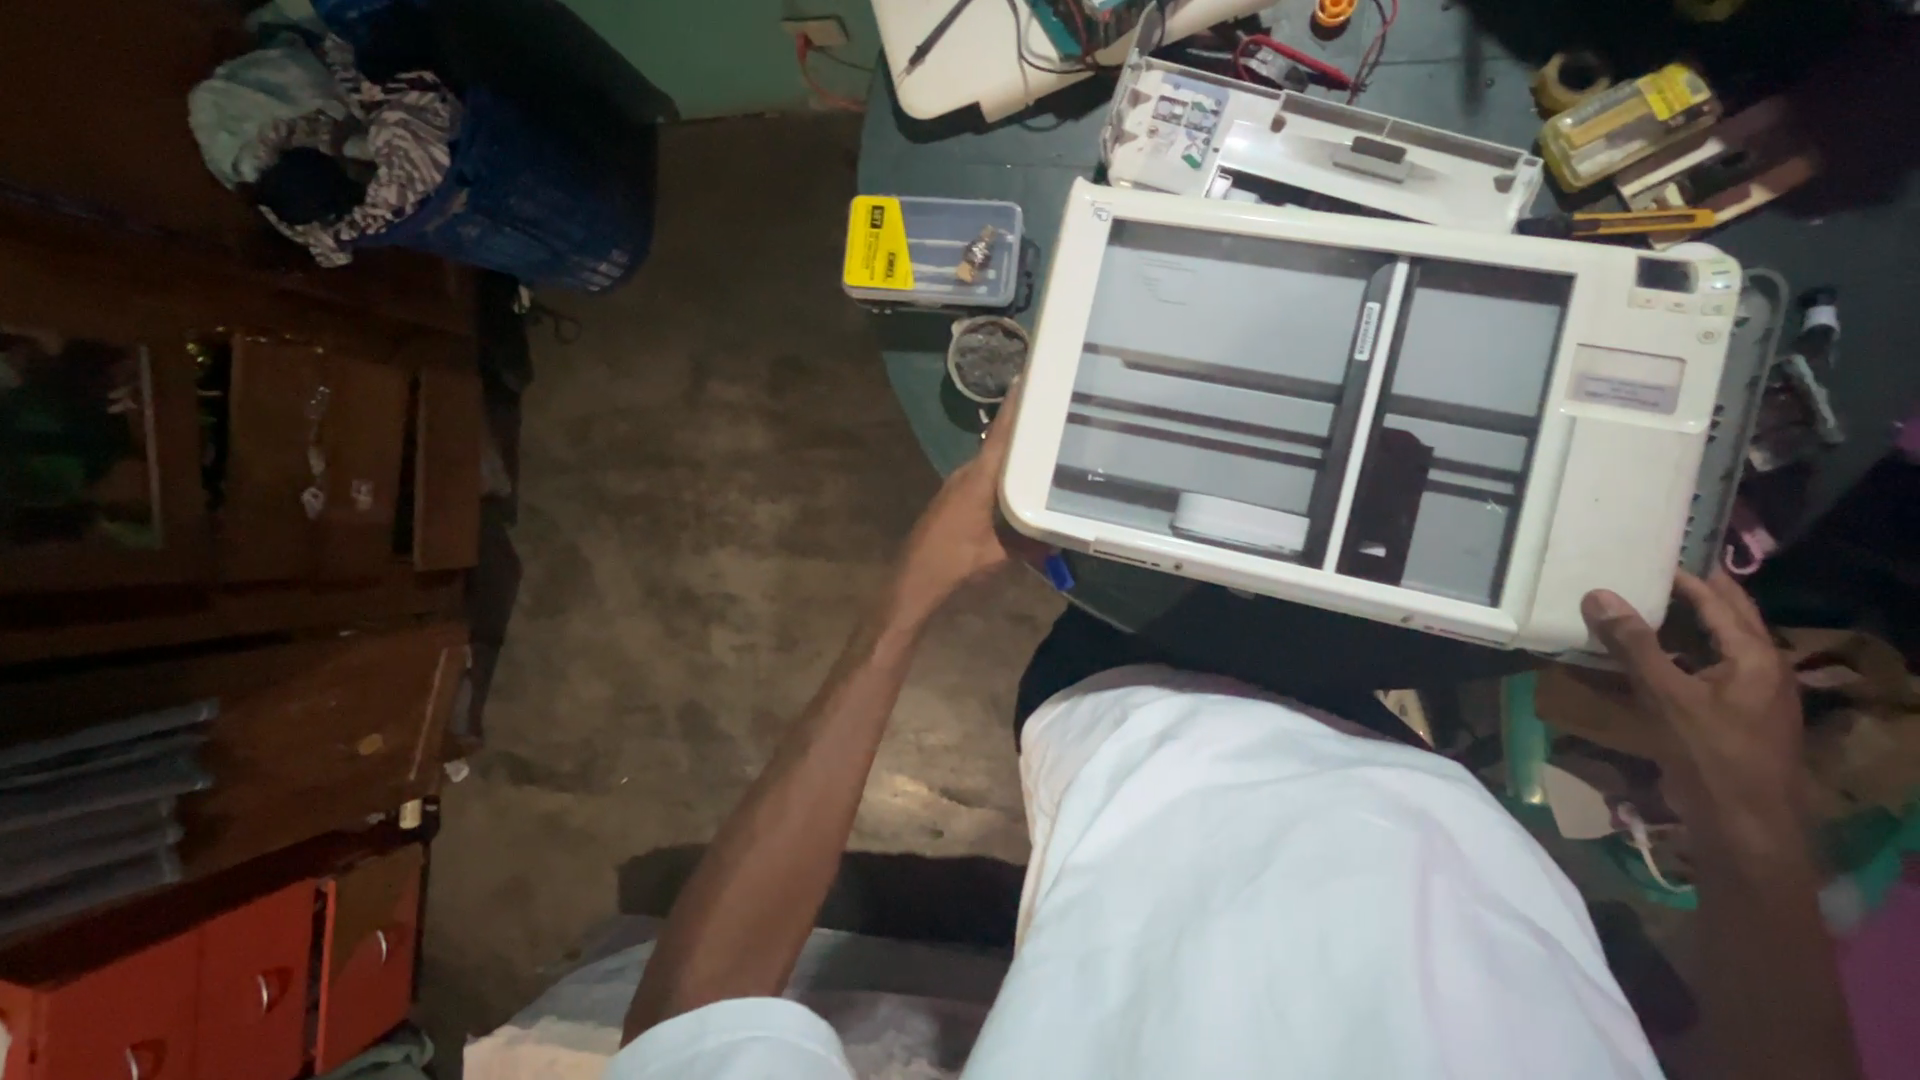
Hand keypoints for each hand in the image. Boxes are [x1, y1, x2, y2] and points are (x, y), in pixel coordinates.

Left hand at [889, 383, 1047, 622]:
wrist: (915, 577)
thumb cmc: (956, 561)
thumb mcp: (1000, 554)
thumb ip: (1031, 543)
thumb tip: (1060, 539)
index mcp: (980, 477)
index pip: (1002, 432)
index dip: (1017, 405)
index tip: (1031, 376)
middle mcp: (968, 472)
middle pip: (1001, 442)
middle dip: (1025, 427)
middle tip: (1055, 414)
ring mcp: (959, 483)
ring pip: (993, 461)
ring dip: (1014, 452)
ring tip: (1045, 444)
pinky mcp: (955, 497)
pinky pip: (986, 477)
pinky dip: (1004, 473)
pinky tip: (1021, 481)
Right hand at [1581, 569, 1806, 862]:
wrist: (1744, 823)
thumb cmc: (1713, 754)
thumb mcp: (1668, 695)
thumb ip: (1634, 644)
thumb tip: (1599, 594)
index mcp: (1756, 656)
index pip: (1720, 600)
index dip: (1686, 576)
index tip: (1648, 555)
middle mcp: (1759, 669)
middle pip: (1727, 618)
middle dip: (1693, 593)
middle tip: (1648, 570)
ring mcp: (1746, 694)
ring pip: (1711, 645)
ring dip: (1679, 625)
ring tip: (1636, 605)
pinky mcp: (1726, 716)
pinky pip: (1698, 671)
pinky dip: (1671, 656)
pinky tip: (1639, 657)